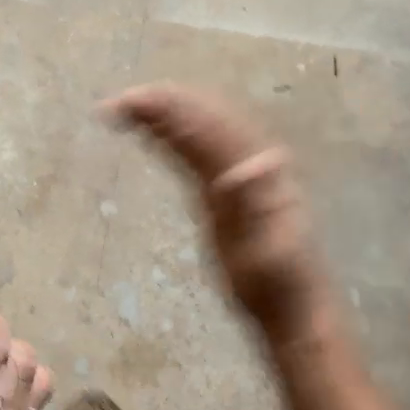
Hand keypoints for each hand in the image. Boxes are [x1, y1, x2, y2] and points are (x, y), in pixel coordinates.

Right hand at [103, 84, 335, 346]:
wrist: (293, 308)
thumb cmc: (281, 285)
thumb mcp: (273, 250)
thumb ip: (261, 204)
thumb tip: (258, 159)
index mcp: (259, 167)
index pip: (209, 126)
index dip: (172, 108)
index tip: (134, 101)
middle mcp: (249, 160)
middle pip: (202, 116)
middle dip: (161, 102)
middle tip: (117, 102)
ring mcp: (237, 174)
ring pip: (197, 130)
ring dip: (163, 114)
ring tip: (122, 107)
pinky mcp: (224, 192)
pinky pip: (194, 153)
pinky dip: (170, 137)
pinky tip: (149, 132)